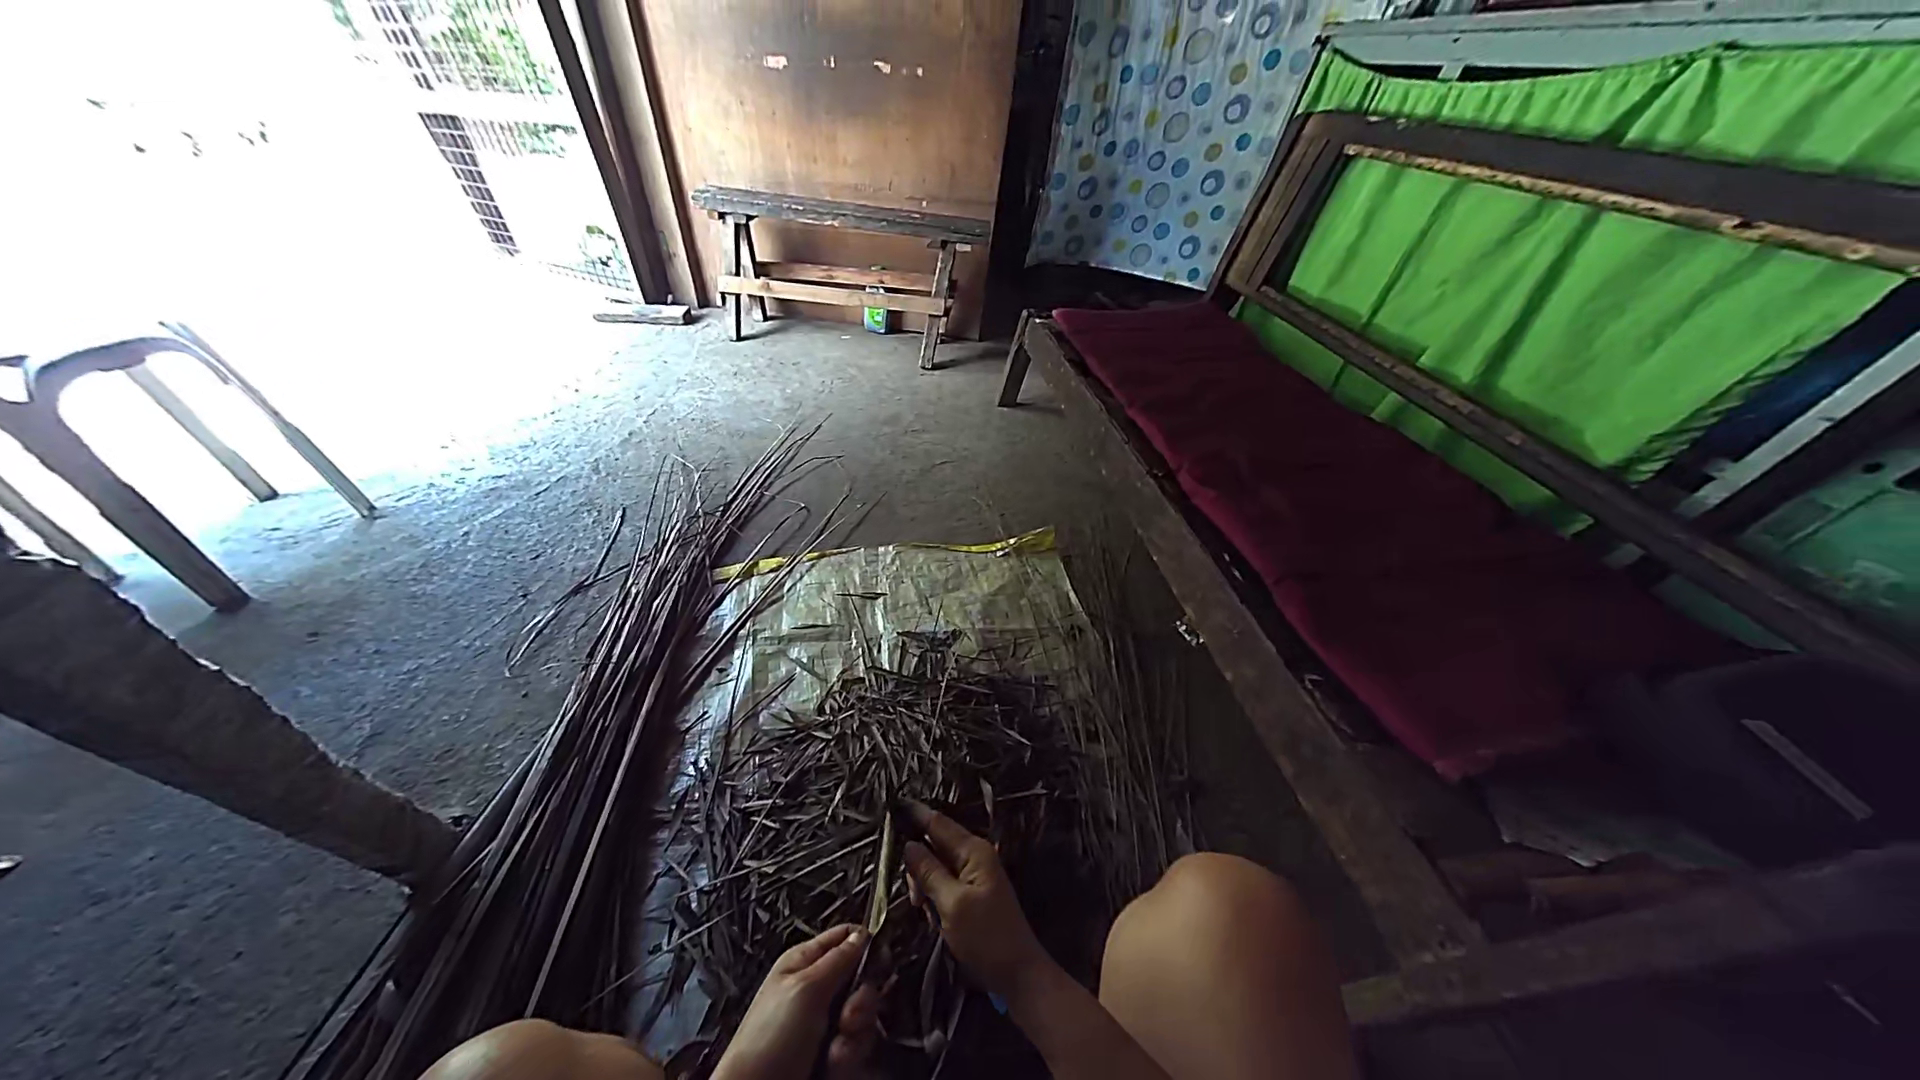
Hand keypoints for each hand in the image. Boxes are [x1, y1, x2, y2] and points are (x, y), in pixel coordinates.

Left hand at [711, 924, 881, 1079]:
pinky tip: (833, 1066)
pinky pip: (857, 1046)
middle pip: (862, 979)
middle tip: (847, 1019)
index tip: (880, 962)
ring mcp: (825, 1023)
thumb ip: (839, 959)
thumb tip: (863, 933)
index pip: (845, 936)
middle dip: (862, 1002)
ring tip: (835, 1053)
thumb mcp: (805, 990)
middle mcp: (819, 988)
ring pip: (864, 1016)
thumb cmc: (771, 1039)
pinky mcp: (832, 1053)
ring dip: (856, 1036)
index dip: (867, 945)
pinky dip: (850, 1057)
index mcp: (806, 962)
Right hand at [902, 801, 1053, 999]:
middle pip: (934, 844)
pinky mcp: (971, 893)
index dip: (914, 815)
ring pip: (936, 866)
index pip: (938, 822)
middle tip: (915, 897)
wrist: (1018, 975)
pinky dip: (934, 898)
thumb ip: (928, 871)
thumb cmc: (986, 938)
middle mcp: (974, 855)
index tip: (889, 809)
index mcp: (974, 850)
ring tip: (927, 912)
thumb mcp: (952, 904)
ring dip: (925, 886)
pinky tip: (935, 918)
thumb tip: (908, 844)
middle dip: (918, 866)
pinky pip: (943, 884)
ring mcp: (974, 874)